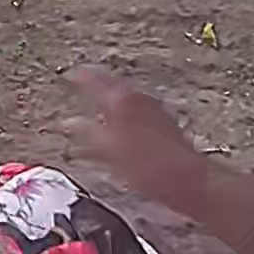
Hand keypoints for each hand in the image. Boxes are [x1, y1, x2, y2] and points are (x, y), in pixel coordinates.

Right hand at [66, 68, 210, 213]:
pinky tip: (122, 118)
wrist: (185, 177)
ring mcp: (152, 106)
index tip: (71, 76)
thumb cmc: (147, 165)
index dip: (81, 78)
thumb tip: (68, 122)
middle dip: (97, 82)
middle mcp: (137, 97)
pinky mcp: (163, 118)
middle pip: (112, 83)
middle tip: (83, 82)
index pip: (96, 81)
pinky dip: (125, 105)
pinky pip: (137, 103)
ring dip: (111, 94)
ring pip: (126, 93)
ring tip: (99, 99)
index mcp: (121, 101)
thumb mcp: (109, 151)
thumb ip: (87, 133)